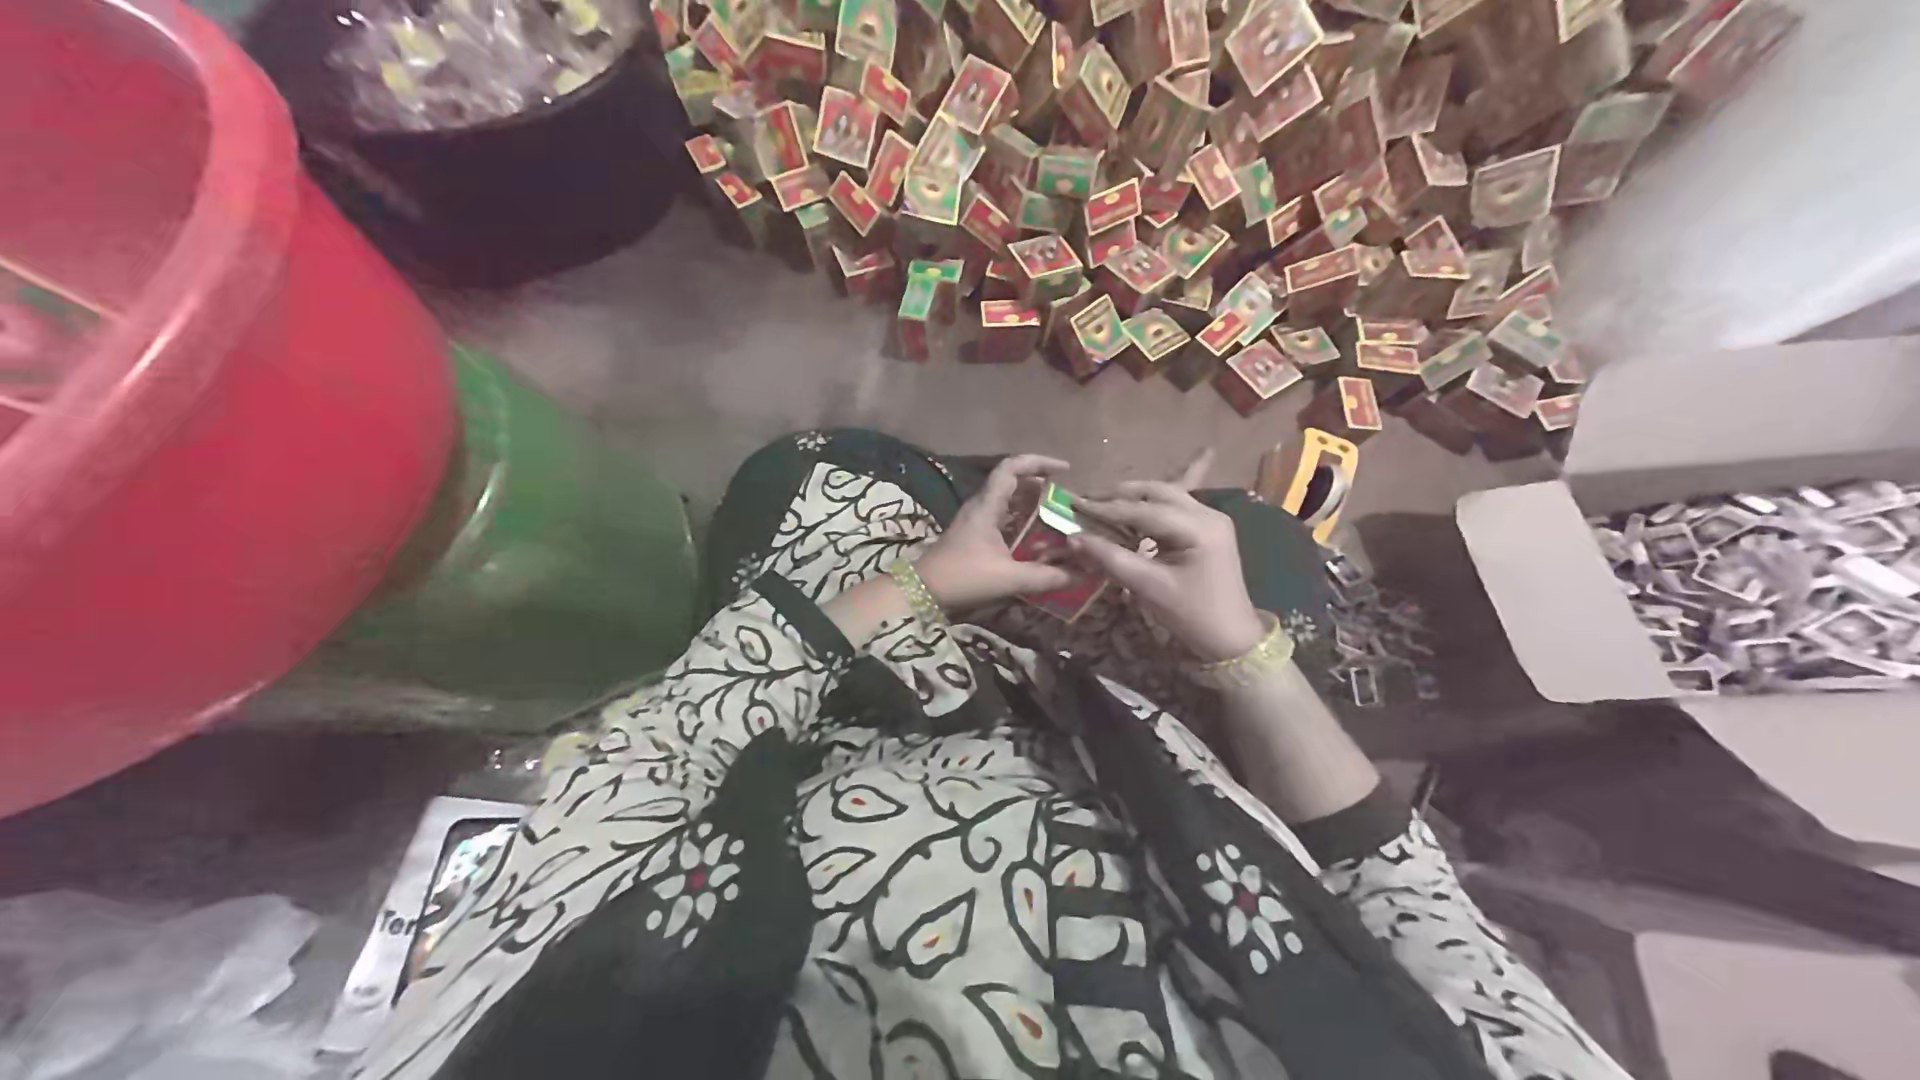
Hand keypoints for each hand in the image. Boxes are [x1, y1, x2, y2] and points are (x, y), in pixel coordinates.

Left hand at [913, 454, 1076, 611]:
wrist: (922, 591)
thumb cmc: (962, 577)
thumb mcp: (1008, 578)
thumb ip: (1045, 577)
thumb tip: (1080, 576)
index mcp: (987, 505)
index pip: (1012, 468)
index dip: (1039, 462)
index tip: (1064, 470)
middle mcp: (982, 507)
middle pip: (1013, 483)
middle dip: (1041, 486)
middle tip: (1066, 499)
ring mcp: (976, 521)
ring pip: (1008, 502)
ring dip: (1032, 506)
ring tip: (1057, 518)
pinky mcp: (974, 536)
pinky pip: (1004, 520)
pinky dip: (1022, 523)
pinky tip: (1038, 540)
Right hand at [1073, 481, 1265, 661]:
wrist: (1231, 640)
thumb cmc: (1192, 615)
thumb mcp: (1148, 587)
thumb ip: (1110, 559)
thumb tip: (1073, 538)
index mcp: (1199, 527)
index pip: (1144, 509)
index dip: (1106, 507)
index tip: (1074, 504)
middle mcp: (1208, 514)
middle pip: (1156, 492)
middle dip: (1118, 495)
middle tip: (1085, 500)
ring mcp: (1210, 519)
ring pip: (1164, 496)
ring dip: (1131, 499)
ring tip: (1099, 506)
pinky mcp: (1207, 529)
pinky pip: (1171, 510)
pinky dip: (1145, 510)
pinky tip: (1125, 519)